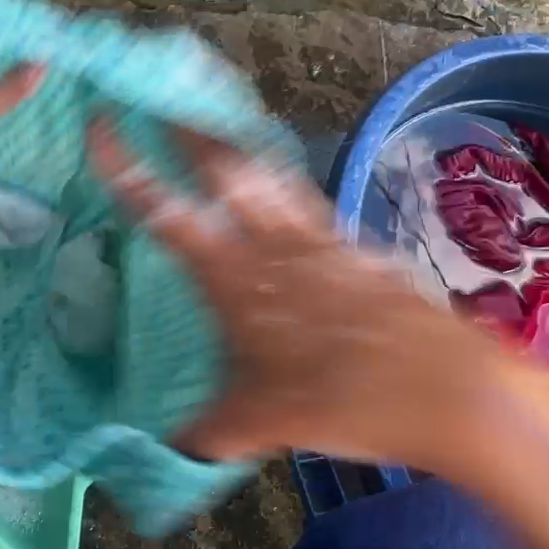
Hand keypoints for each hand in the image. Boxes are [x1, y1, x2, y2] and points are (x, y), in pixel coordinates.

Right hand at [88, 121, 548, 475]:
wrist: (449, 389)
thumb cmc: (345, 398)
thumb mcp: (266, 422)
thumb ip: (213, 430)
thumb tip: (175, 448)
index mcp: (235, 275)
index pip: (164, 211)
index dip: (126, 164)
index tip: (99, 123)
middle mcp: (273, 241)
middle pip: (224, 165)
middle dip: (188, 126)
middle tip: (166, 100)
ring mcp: (319, 237)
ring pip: (268, 174)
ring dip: (236, 147)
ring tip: (218, 127)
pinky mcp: (356, 245)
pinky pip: (308, 203)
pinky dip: (284, 189)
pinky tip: (285, 198)